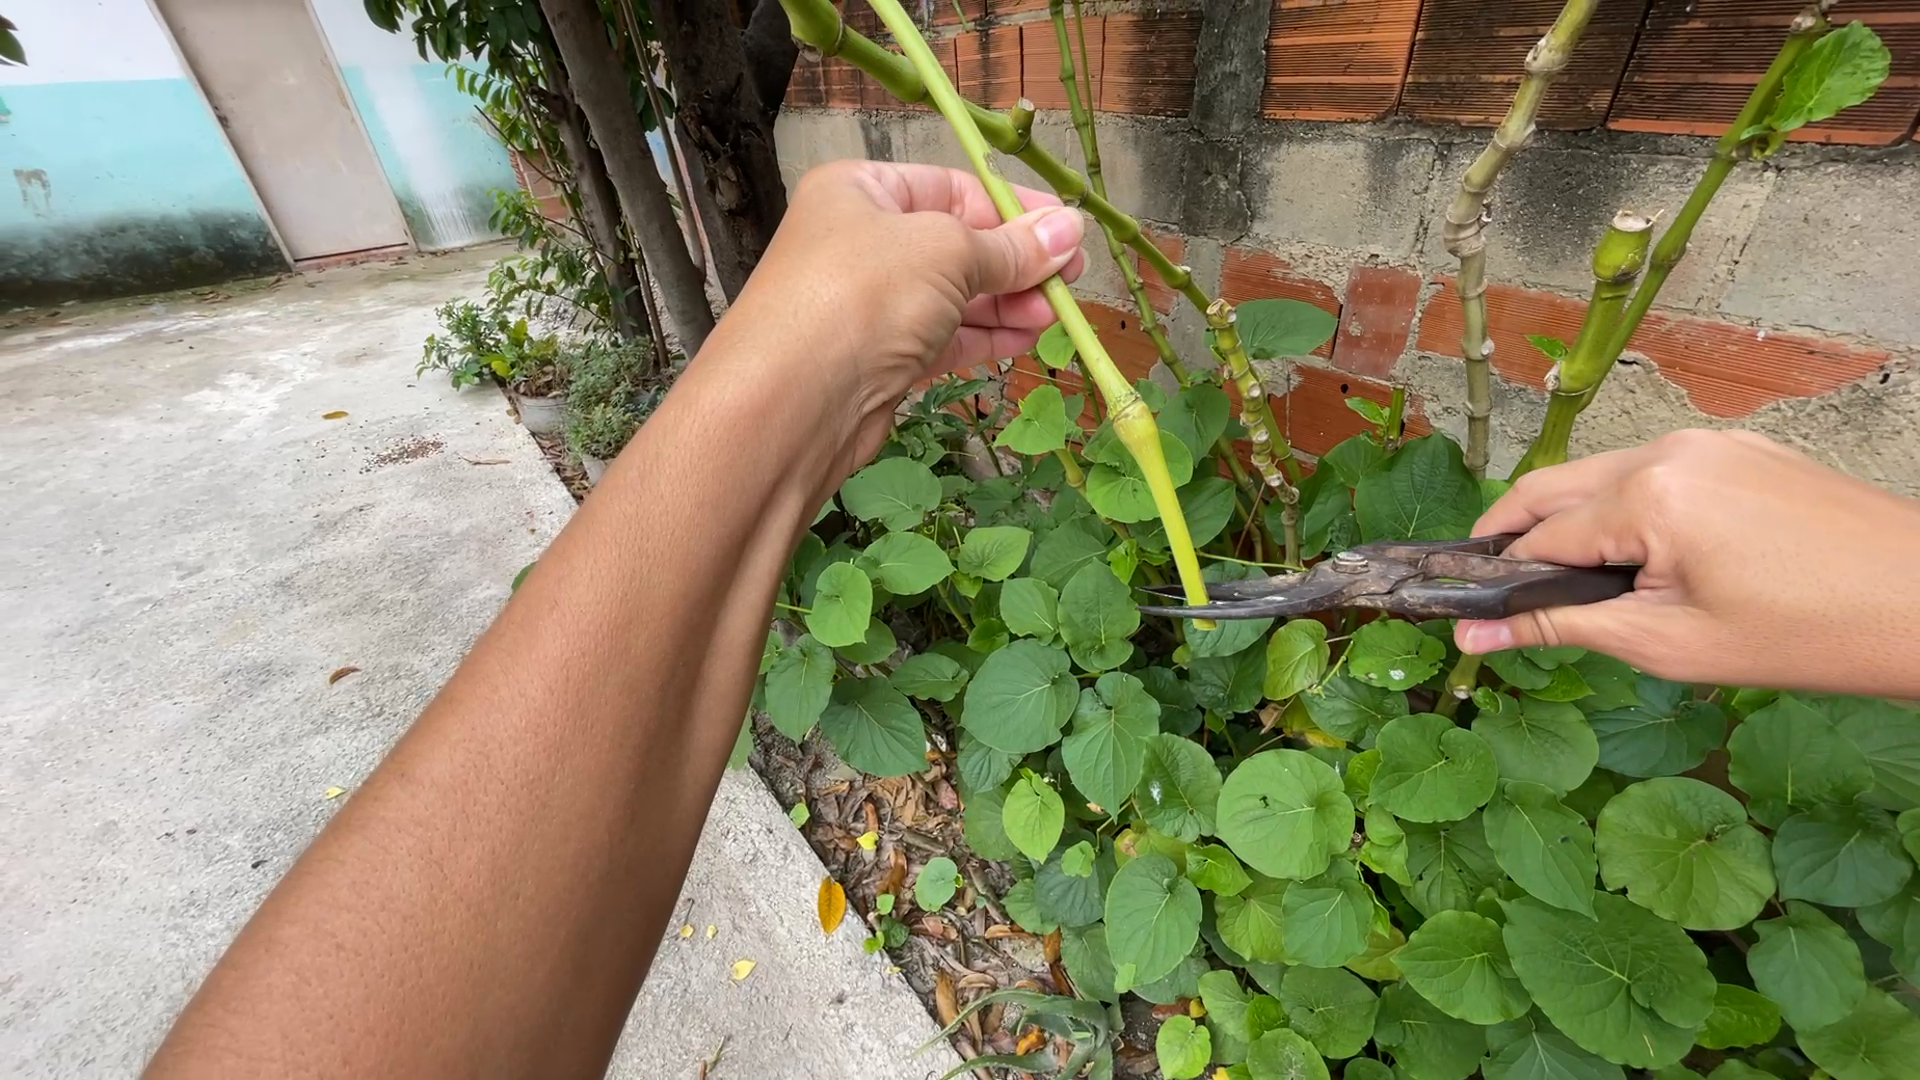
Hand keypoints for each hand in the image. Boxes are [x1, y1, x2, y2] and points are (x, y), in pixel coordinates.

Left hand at [720, 160, 1085, 471]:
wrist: (795, 402)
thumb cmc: (862, 296)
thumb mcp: (946, 252)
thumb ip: (1009, 248)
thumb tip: (1070, 233)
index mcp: (862, 193)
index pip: (952, 189)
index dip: (1014, 210)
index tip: (1066, 232)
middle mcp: (863, 246)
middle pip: (957, 247)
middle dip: (1017, 265)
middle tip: (1071, 282)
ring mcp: (871, 308)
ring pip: (953, 300)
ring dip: (1007, 306)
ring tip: (1056, 316)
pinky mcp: (881, 361)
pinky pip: (943, 341)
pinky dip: (984, 339)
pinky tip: (1025, 338)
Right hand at [1455, 429, 1919, 695]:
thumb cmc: (1806, 637)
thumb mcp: (1664, 641)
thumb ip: (1553, 628)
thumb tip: (1468, 637)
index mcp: (1648, 496)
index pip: (1538, 536)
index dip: (1503, 575)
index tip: (1482, 605)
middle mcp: (1667, 452)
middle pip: (1547, 488)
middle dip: (1513, 533)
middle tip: (1505, 583)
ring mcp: (1706, 443)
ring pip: (1592, 475)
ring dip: (1566, 517)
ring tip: (1580, 571)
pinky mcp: (1735, 447)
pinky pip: (1645, 469)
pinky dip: (1618, 503)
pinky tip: (1638, 546)